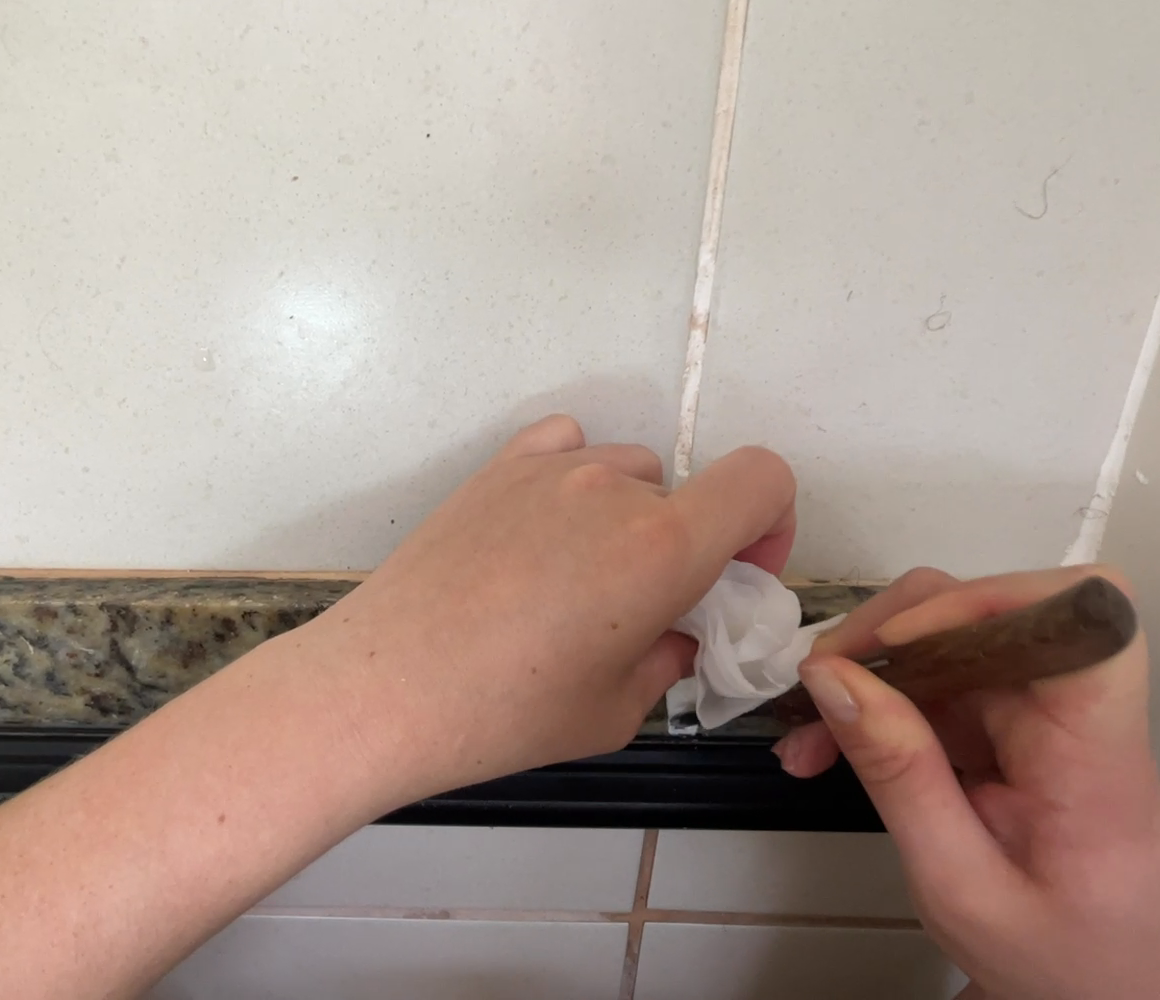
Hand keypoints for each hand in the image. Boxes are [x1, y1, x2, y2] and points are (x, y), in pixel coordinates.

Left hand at [308, 414, 795, 799]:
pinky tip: (546, 523)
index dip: (772, 523)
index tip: (737, 573)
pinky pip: (564, 444)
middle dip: (686, 545)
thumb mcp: (616, 711)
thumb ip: (670, 657)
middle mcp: (609, 488)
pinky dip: (574, 474)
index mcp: (661, 546)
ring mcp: (545, 469)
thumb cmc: (505, 713)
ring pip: (626, 470)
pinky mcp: (494, 468)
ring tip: (579, 573)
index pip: (763, 478)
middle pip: (686, 492)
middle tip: (640, 605)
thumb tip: (676, 631)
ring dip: (628, 513)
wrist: (388, 685)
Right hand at [775, 566, 1159, 999]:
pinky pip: (924, 690)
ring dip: (859, 676)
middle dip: (882, 635)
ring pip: (937, 647)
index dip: (988, 601)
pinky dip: (866, 709)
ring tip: (804, 734)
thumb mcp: (958, 885)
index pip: (1088, 619)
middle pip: (984, 614)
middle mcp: (1069, 719)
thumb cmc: (1057, 971)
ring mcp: (1033, 724)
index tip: (899, 643)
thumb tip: (830, 674)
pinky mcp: (1003, 735)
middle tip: (815, 684)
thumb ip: (898, 775)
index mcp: (1094, 758)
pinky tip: (823, 748)